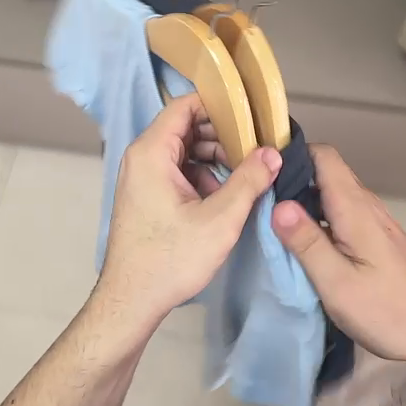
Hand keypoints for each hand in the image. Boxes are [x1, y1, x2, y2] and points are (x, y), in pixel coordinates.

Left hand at [92, 94, 280, 331]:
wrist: (132, 300)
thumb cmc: (171, 258)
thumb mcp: (219, 219)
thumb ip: (248, 180)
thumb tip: (273, 152)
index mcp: (151, 152)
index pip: (185, 106)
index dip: (219, 106)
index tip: (251, 118)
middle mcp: (141, 156)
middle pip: (185, 126)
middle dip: (222, 135)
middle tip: (255, 150)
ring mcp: (141, 176)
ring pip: (183, 149)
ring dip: (214, 157)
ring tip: (245, 175)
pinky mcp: (146, 194)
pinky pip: (176, 169)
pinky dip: (201, 175)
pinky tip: (223, 196)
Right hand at [272, 145, 405, 369]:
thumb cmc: (389, 311)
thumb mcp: (338, 283)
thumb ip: (307, 243)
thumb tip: (277, 205)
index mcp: (354, 208)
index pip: (323, 156)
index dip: (292, 154)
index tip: (261, 170)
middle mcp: (366, 206)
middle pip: (326, 172)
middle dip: (292, 178)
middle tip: (256, 199)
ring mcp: (374, 223)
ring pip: (332, 195)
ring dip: (304, 200)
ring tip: (271, 220)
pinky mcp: (377, 240)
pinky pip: (342, 214)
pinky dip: (319, 218)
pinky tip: (303, 244)